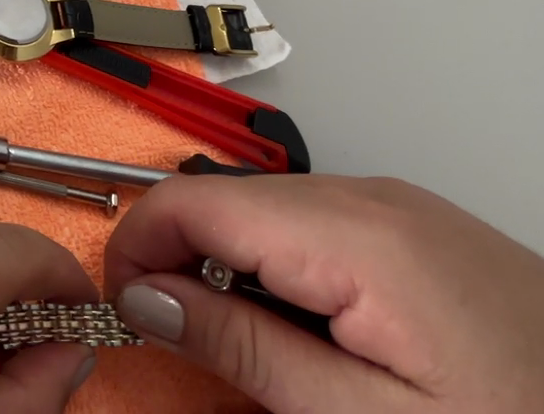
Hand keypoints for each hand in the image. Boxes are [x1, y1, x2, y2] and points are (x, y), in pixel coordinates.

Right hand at [104, 174, 543, 412]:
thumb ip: (241, 348)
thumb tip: (140, 297)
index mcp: (352, 233)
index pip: (187, 200)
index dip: (134, 248)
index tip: (119, 310)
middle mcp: (369, 194)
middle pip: (221, 199)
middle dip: (178, 259)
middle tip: (182, 341)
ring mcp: (401, 205)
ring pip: (262, 211)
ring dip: (229, 266)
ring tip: (252, 347)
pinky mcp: (423, 225)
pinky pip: (313, 224)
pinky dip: (280, 266)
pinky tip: (313, 330)